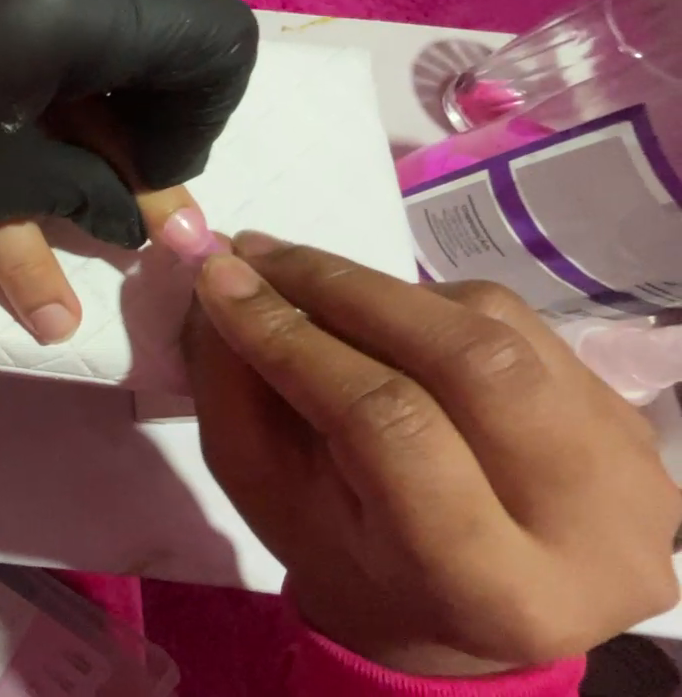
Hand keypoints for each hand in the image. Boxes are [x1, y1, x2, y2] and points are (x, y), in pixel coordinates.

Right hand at [187, 234, 681, 676]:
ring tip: (307, 290)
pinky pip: (519, 323)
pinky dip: (424, 303)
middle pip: (470, 361)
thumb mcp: (253, 477)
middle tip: (259, 254)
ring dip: (379, 291)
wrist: (441, 597)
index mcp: (483, 579)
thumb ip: (230, 381)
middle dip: (343, 289)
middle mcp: (595, 531)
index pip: (386, 425)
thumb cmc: (328, 544)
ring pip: (495, 327)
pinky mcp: (633, 422)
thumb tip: (221, 275)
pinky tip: (376, 320)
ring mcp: (634, 471)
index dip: (292, 340)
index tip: (217, 279)